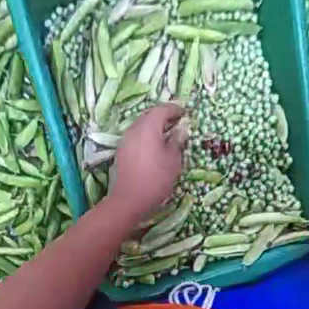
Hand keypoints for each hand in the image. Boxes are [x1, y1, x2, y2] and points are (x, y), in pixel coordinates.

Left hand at [104, 102, 187, 222]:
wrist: (129, 199)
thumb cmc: (156, 178)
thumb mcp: (173, 159)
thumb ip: (177, 140)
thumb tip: (181, 128)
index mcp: (148, 127)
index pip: (162, 109)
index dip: (175, 109)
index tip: (186, 112)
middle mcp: (134, 129)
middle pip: (150, 114)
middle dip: (164, 115)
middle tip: (178, 121)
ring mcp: (125, 139)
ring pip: (141, 124)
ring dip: (155, 125)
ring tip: (168, 133)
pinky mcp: (122, 151)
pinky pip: (136, 135)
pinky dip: (147, 135)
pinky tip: (155, 145)